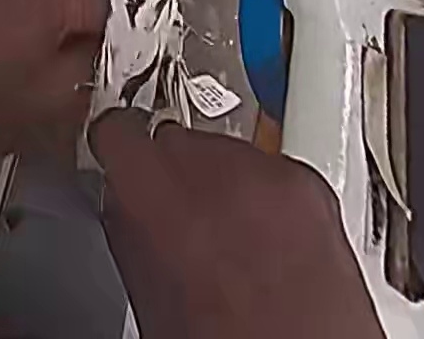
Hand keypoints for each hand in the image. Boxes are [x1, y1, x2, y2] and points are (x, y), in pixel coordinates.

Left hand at [0, 0, 104, 188]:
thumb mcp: (54, 104)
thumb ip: (94, 68)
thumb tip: (102, 54)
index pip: (107, 13)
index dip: (103, 52)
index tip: (93, 79)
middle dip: (75, 33)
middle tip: (61, 77)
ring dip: (48, 22)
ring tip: (29, 66)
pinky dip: (20, 12)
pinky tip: (4, 50)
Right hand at [92, 110, 387, 338]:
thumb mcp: (149, 295)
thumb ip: (131, 227)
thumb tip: (126, 199)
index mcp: (153, 195)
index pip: (119, 129)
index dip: (117, 139)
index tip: (119, 144)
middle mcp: (208, 167)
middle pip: (175, 138)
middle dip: (176, 169)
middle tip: (187, 217)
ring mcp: (262, 170)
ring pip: (224, 148)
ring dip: (223, 180)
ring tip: (233, 239)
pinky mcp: (307, 182)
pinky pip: (270, 169)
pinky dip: (266, 194)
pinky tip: (269, 241)